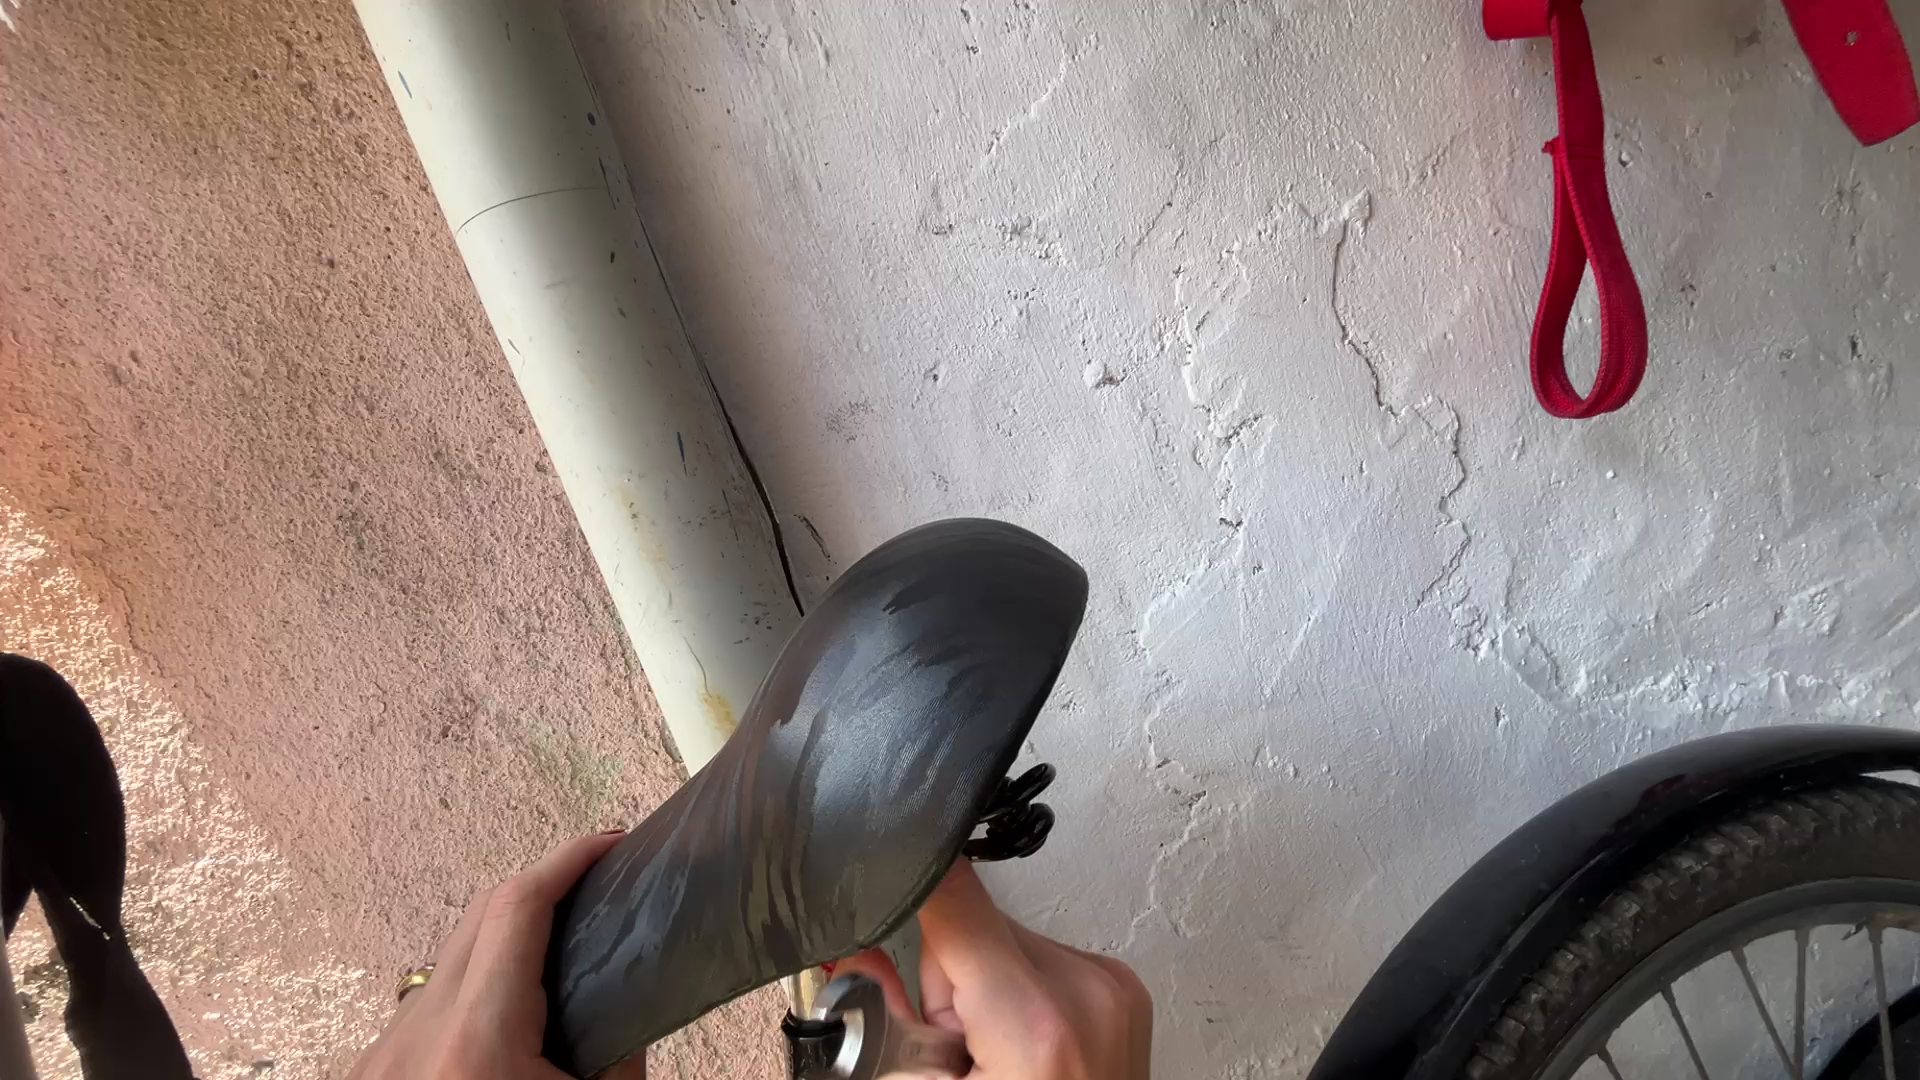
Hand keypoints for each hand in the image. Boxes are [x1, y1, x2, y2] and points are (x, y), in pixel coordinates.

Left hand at [348, 831, 643, 1079]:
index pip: (518, 908)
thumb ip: (622, 1054)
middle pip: (484, 911)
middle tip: (602, 877)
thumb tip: (631, 1005)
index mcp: (476, 1044)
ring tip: (568, 928)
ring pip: (453, 951)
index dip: (569, 859)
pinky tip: (517, 993)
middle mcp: (414, 1040)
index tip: (613, 843)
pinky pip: (433, 994)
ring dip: (512, 924)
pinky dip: (482, 970)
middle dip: (547, 878)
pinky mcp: (370, 1074)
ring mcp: (381, 1058)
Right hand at [837, 862, 1151, 1078]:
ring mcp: (1112, 989)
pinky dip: (1022, 989)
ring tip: (996, 1054)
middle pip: (976, 923)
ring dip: (987, 981)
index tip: (885, 859)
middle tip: (958, 1045)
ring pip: (1007, 937)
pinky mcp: (1122, 988)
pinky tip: (1026, 1045)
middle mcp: (1087, 992)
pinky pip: (1042, 955)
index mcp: (1037, 1026)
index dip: (912, 878)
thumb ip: (884, 1026)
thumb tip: (853, 954)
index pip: (956, 898)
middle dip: (950, 971)